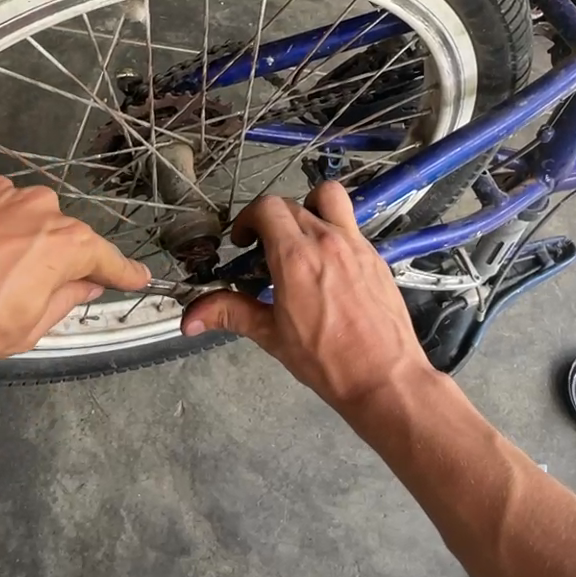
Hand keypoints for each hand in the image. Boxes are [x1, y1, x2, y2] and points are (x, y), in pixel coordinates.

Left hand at [0, 168, 149, 369]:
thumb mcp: (21, 332)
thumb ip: (63, 301)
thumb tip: (83, 284)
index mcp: (62, 243)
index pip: (103, 257)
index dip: (121, 271)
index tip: (136, 278)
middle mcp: (34, 204)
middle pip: (51, 230)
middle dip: (43, 255)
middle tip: (14, 287)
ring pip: (8, 212)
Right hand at [181, 182, 433, 413]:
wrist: (385, 378)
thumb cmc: (327, 361)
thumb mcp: (272, 336)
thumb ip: (230, 314)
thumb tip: (190, 318)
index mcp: (295, 256)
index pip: (267, 207)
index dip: (248, 218)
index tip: (244, 241)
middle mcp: (327, 239)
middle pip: (292, 204)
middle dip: (272, 221)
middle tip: (265, 251)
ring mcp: (356, 244)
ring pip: (328, 198)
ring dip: (309, 208)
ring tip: (301, 240)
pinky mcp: (375, 256)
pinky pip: (350, 225)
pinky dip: (334, 231)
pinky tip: (329, 266)